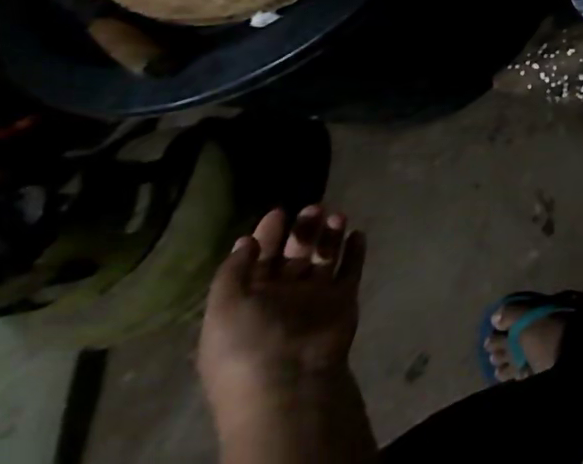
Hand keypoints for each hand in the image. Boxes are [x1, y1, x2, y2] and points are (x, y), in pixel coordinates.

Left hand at [199, 206, 365, 417]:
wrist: (290, 374)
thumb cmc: (248, 341)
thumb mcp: (224, 308)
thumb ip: (233, 272)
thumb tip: (245, 240)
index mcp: (248, 299)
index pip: (257, 260)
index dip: (266, 235)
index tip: (279, 210)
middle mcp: (281, 295)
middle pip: (293, 255)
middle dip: (302, 230)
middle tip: (314, 207)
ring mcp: (314, 297)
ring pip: (324, 258)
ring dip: (329, 236)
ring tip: (338, 215)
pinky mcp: (343, 298)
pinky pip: (351, 270)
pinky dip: (355, 251)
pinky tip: (358, 233)